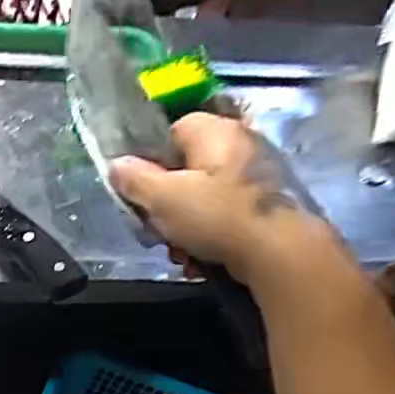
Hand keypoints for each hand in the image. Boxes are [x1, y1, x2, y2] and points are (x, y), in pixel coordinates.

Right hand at [109, 113, 350, 294]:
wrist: (278, 252)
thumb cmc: (217, 217)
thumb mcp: (163, 199)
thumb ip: (134, 181)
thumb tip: (115, 166)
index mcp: (213, 131)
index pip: (171, 133)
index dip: (151, 164)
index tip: (142, 195)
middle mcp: (238, 145)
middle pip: (186, 172)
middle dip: (168, 208)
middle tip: (160, 232)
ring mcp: (256, 177)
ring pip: (205, 200)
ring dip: (186, 231)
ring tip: (182, 255)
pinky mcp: (266, 207)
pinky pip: (226, 218)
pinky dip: (211, 239)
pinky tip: (203, 262)